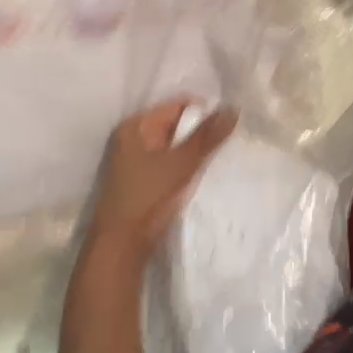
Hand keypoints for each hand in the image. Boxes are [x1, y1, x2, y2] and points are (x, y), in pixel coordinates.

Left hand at [85, 99, 236, 258]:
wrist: (119, 249)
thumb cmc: (147, 198)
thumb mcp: (182, 163)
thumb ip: (208, 135)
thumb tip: (233, 107)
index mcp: (134, 126)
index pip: (176, 104)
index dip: (203, 111)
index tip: (225, 126)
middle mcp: (130, 137)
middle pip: (174, 123)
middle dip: (199, 131)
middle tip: (224, 141)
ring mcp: (132, 160)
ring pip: (172, 144)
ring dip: (191, 150)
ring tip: (214, 157)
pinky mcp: (137, 180)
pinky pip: (166, 161)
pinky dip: (182, 164)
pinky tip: (198, 174)